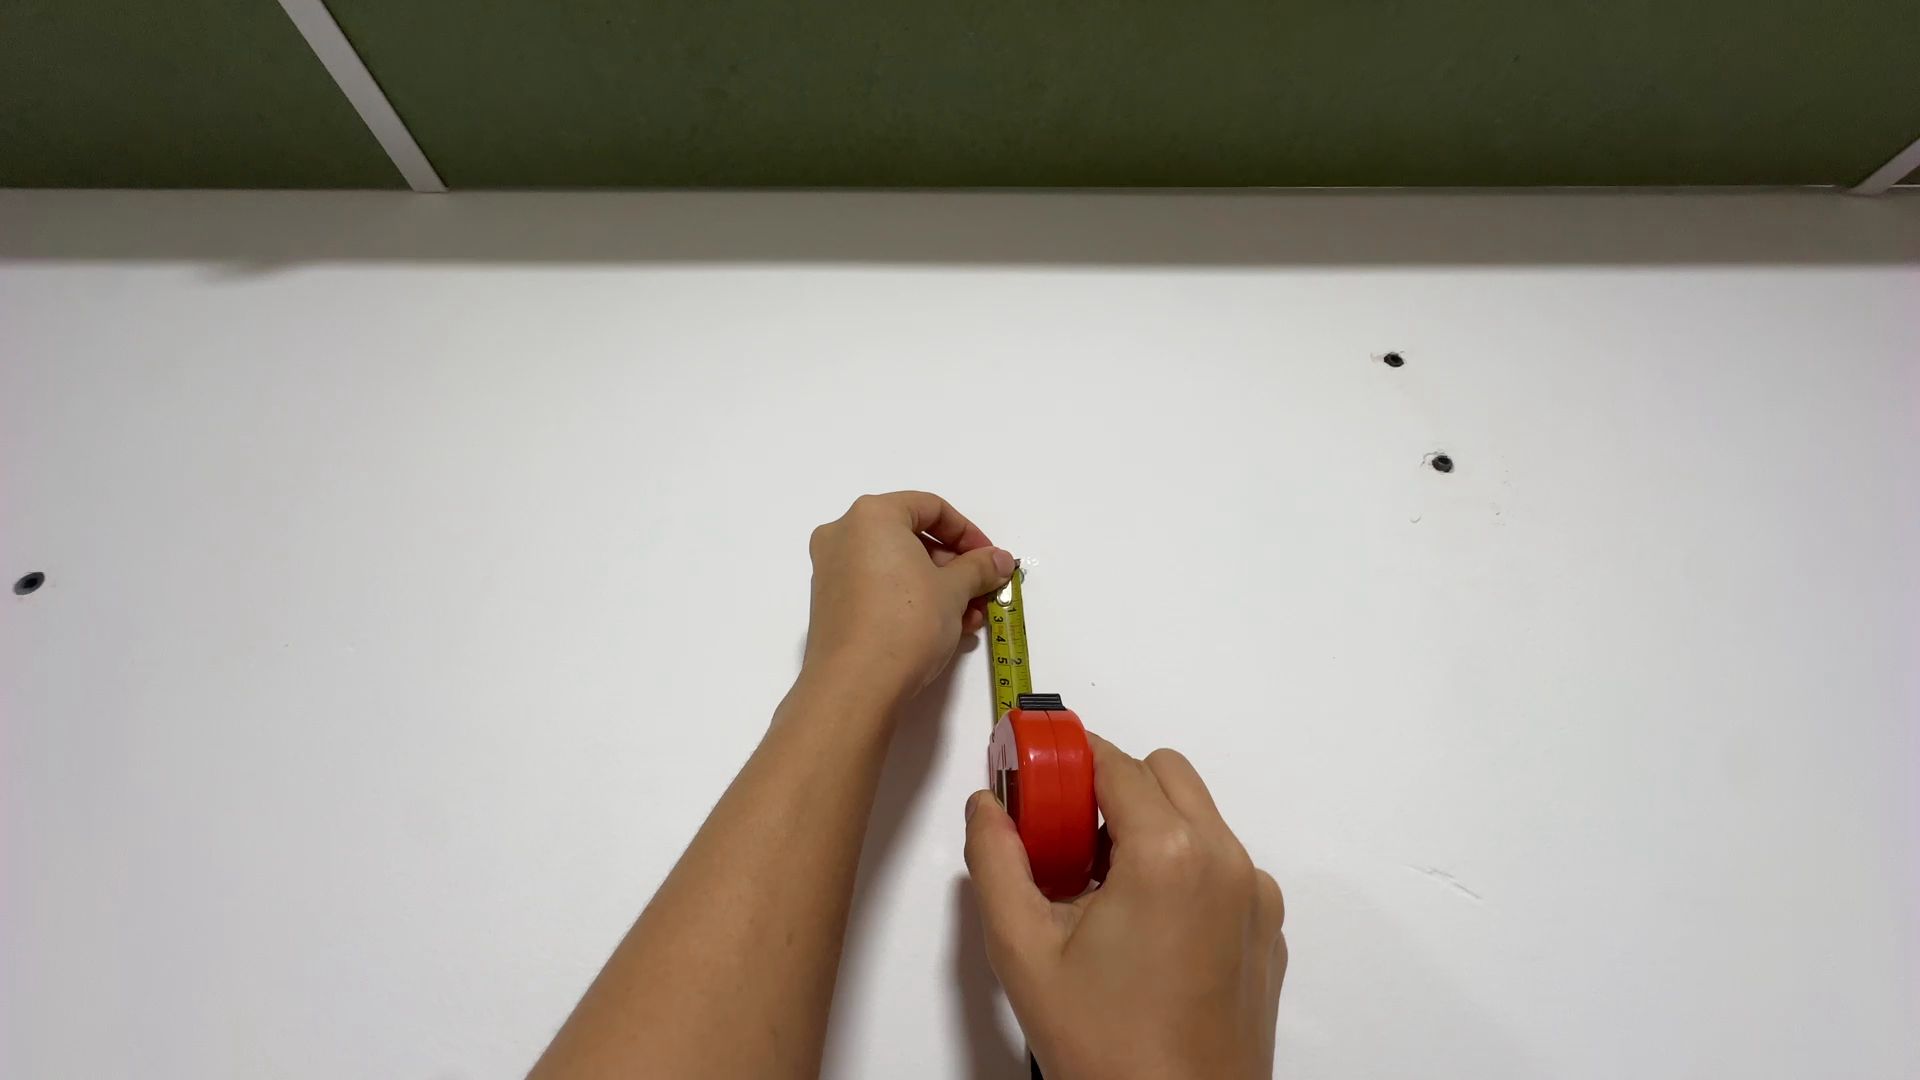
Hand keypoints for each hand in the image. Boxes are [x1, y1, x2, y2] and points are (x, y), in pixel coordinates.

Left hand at [801, 492, 1015, 707]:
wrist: (854, 685)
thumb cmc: (907, 621)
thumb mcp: (954, 591)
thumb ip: (979, 568)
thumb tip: (1000, 560)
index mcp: (871, 515)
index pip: (931, 508)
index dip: (968, 533)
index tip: (991, 560)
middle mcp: (843, 534)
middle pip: (911, 538)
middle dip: (955, 566)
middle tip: (982, 591)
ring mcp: (831, 570)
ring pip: (896, 567)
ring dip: (939, 588)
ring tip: (970, 619)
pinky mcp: (830, 604)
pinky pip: (879, 588)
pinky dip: (911, 600)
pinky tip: (944, 629)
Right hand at [964, 733, 1285, 1079]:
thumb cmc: (1105, 1050)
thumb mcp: (1022, 949)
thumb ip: (994, 860)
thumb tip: (986, 806)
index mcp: (1169, 854)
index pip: (1115, 762)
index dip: (1070, 760)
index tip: (1040, 778)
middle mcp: (1225, 861)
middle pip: (1162, 772)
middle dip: (1111, 785)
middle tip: (1067, 833)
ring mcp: (1255, 895)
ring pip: (1195, 811)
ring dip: (1146, 820)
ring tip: (1102, 884)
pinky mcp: (1268, 927)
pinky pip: (1220, 858)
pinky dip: (1181, 861)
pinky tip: (1147, 921)